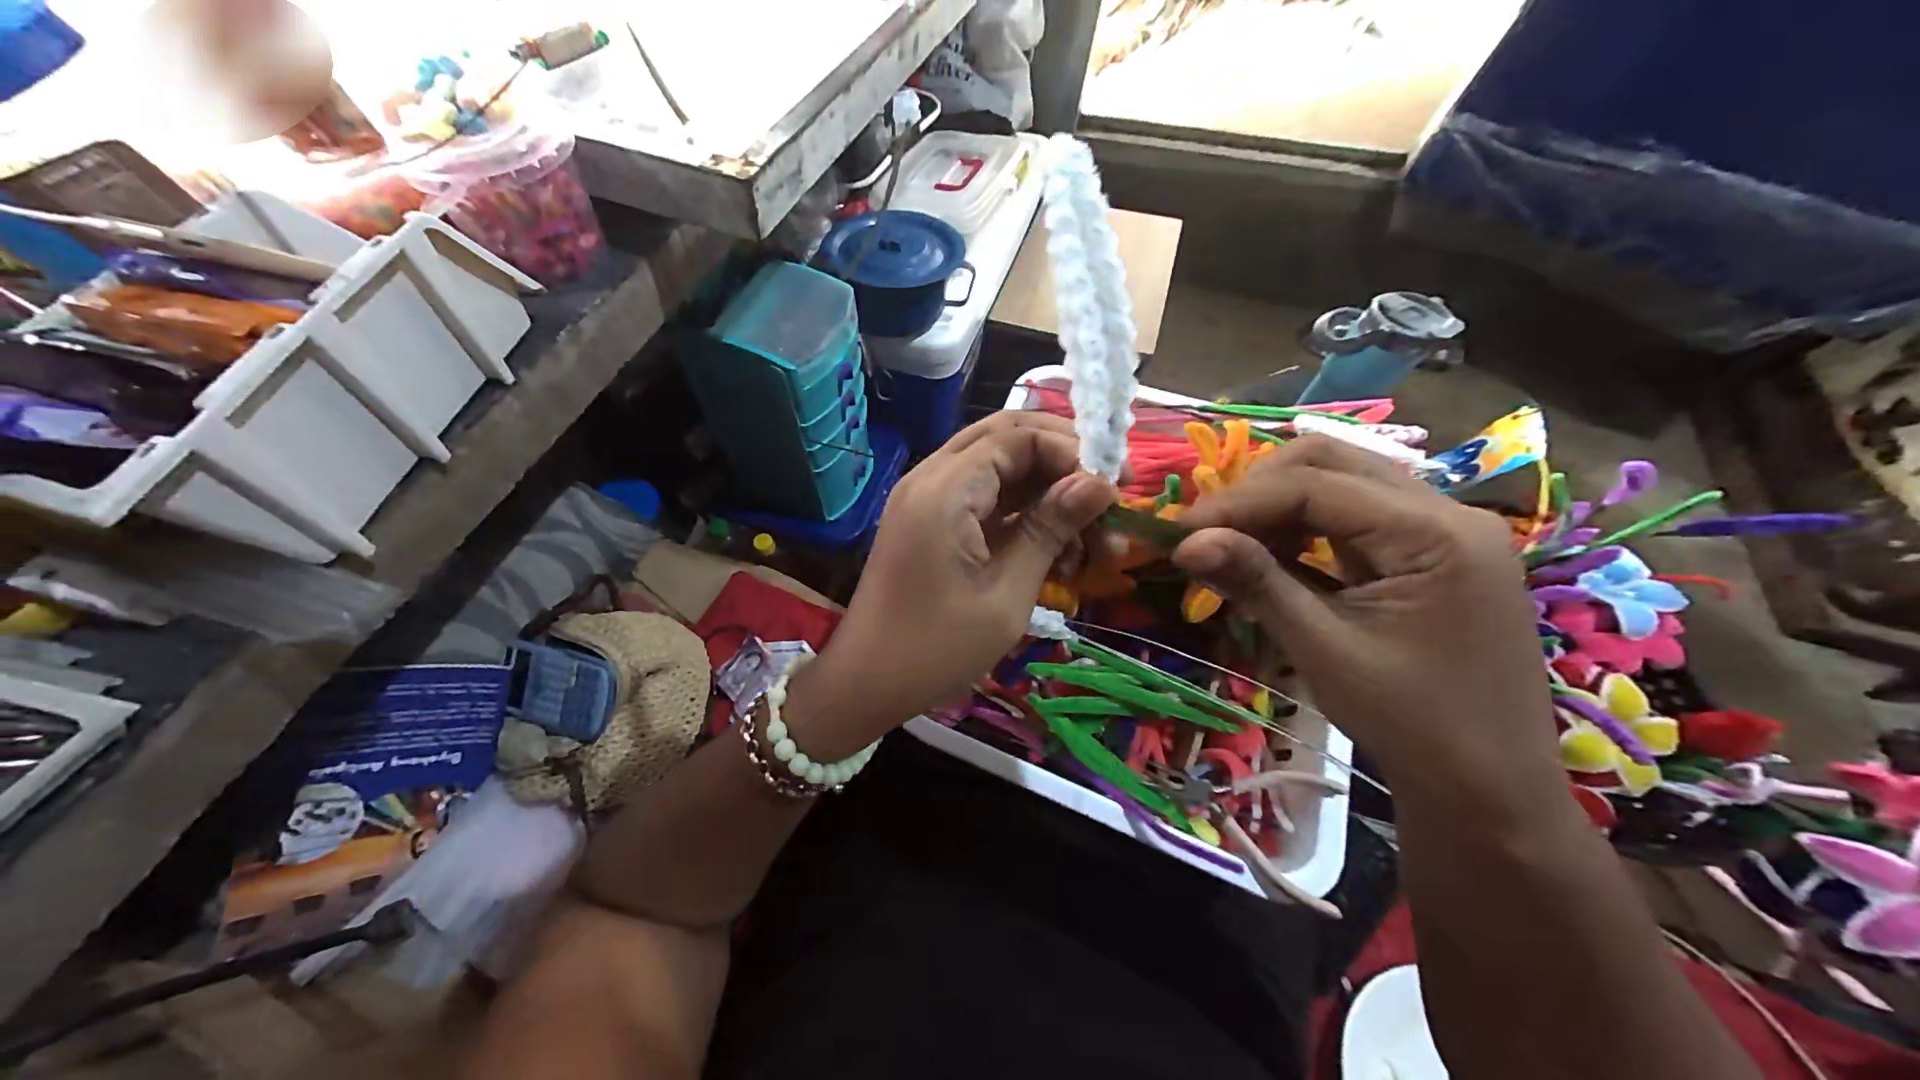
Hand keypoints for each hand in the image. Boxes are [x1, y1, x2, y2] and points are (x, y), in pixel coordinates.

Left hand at [787, 413, 1114, 756]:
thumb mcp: (1006, 595)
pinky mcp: (930, 521)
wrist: (866, 683)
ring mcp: (927, 499)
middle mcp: (932, 478)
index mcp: (946, 489)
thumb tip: (1100, 483)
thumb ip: (1050, 530)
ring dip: (1047, 492)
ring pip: (1000, 468)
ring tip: (1090, 543)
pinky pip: (984, 497)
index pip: (1019, 435)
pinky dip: (1023, 514)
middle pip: (1008, 439)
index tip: (1114, 492)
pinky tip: (1057, 554)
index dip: (1073, 453)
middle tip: (1107, 503)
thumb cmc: (936, 649)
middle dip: (1063, 463)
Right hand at [1171, 436, 1562, 813]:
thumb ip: (1256, 582)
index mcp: (1436, 532)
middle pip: (1334, 463)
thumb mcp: (1323, 648)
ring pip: (1345, 483)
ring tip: (1230, 543)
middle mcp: (1449, 513)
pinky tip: (1273, 555)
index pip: (1316, 485)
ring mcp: (1446, 531)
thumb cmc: (1411, 724)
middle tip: (1205, 531)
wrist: (1489, 792)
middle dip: (1258, 490)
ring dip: (1280, 505)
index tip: (1179, 532)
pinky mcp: (1435, 554)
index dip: (1238, 502)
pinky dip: (1307, 528)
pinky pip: (1358, 518)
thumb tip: (1184, 542)